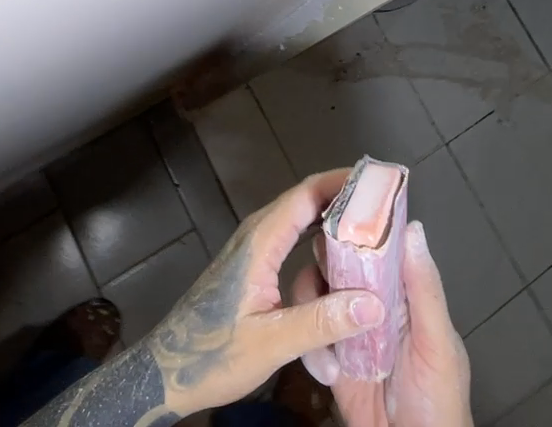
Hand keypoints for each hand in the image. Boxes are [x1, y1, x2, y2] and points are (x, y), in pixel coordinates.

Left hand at [146, 169, 387, 417]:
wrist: (167, 371)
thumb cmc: (213, 355)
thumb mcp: (272, 344)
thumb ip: (322, 322)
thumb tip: (374, 304)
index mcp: (259, 243)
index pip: (305, 195)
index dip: (342, 181)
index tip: (378, 180)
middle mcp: (255, 234)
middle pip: (304, 198)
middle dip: (343, 193)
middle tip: (384, 199)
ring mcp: (251, 247)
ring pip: (297, 215)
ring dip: (331, 211)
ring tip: (370, 218)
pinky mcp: (250, 262)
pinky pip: (289, 232)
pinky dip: (316, 230)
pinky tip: (337, 248)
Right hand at [293, 220, 473, 426]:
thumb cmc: (437, 400)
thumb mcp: (438, 344)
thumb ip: (425, 290)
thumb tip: (413, 228)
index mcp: (402, 291)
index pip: (378, 246)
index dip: (358, 223)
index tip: (334, 205)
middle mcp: (372, 301)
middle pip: (340, 263)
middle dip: (325, 261)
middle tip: (319, 269)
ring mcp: (349, 327)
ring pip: (318, 295)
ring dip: (312, 307)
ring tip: (320, 329)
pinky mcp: (330, 356)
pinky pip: (308, 334)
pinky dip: (308, 344)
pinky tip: (325, 368)